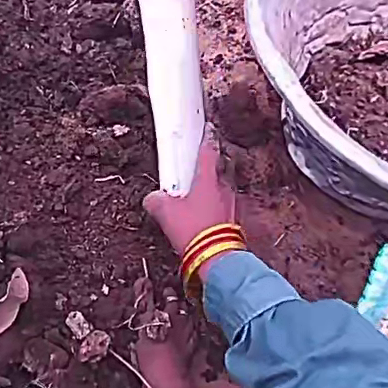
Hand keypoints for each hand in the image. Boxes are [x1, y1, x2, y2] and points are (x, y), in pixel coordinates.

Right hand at [142, 130, 237, 255]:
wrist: (217, 258)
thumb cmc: (194, 230)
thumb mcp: (166, 213)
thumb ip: (157, 202)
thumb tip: (151, 199)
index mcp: (208, 179)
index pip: (208, 152)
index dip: (207, 139)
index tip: (208, 129)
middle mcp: (224, 188)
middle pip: (218, 170)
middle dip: (209, 170)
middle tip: (196, 172)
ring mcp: (232, 205)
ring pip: (222, 190)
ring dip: (212, 192)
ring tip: (197, 201)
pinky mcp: (235, 222)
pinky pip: (224, 209)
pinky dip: (215, 210)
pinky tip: (204, 219)